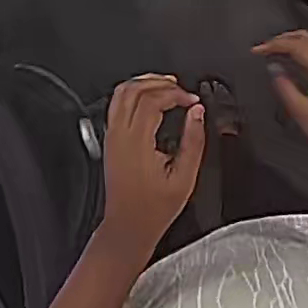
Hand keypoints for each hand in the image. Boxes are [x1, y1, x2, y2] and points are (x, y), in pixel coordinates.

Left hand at [100, 74, 204, 245]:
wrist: (129, 226)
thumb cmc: (153, 208)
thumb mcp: (185, 177)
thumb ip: (193, 141)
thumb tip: (197, 113)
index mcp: (136, 143)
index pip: (153, 101)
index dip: (176, 94)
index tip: (191, 100)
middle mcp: (119, 136)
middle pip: (133, 90)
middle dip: (159, 82)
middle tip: (180, 87)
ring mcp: (112, 137)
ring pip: (121, 93)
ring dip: (145, 84)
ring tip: (166, 85)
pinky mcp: (110, 140)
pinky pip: (117, 105)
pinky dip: (135, 94)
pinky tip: (151, 98)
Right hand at [253, 30, 307, 176]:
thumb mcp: (305, 115)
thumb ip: (287, 89)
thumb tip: (275, 71)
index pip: (298, 45)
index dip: (275, 44)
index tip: (259, 49)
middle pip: (307, 37)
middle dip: (283, 39)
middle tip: (265, 47)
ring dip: (294, 43)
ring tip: (276, 51)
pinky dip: (306, 50)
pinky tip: (295, 59)